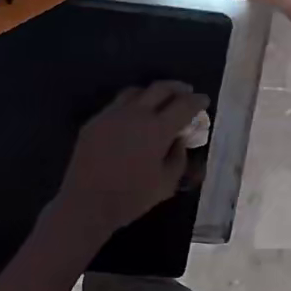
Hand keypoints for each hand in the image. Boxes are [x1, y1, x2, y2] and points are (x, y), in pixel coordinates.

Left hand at [52, 81, 209, 235]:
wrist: (87, 203)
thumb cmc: (131, 198)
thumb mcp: (166, 184)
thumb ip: (178, 158)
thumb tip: (179, 140)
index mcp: (157, 129)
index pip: (184, 105)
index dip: (197, 100)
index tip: (204, 100)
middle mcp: (135, 114)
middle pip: (160, 88)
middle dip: (177, 88)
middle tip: (186, 92)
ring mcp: (111, 115)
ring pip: (135, 92)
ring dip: (152, 92)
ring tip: (159, 100)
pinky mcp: (93, 122)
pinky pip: (116, 105)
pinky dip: (131, 104)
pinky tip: (133, 115)